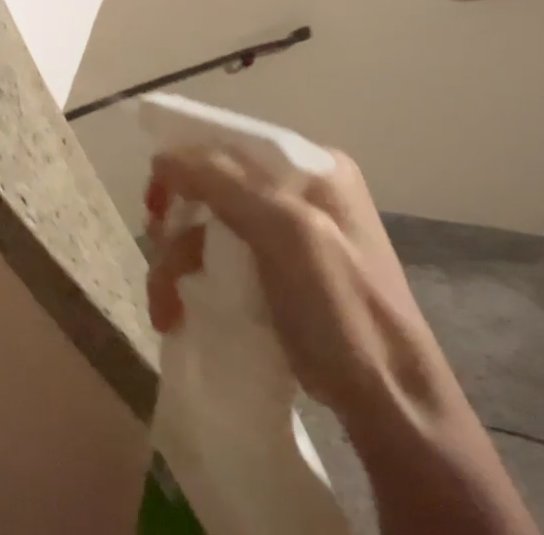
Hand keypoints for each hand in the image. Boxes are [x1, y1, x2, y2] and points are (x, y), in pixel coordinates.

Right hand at [144, 147, 451, 416]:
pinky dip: (188, 281)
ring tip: (166, 303)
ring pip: (203, 228)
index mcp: (311, 168)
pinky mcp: (272, 272)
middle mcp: (296, 192)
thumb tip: (162, 157)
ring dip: (174, 263)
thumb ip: (224, 184)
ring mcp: (284, 234)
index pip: (225, 144)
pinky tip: (176, 309)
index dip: (180, 168)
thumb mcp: (286, 233)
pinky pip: (214, 259)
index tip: (155, 206)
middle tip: (162, 260)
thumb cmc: (343, 309)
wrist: (387, 399)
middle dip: (175, 228)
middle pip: (206, 189)